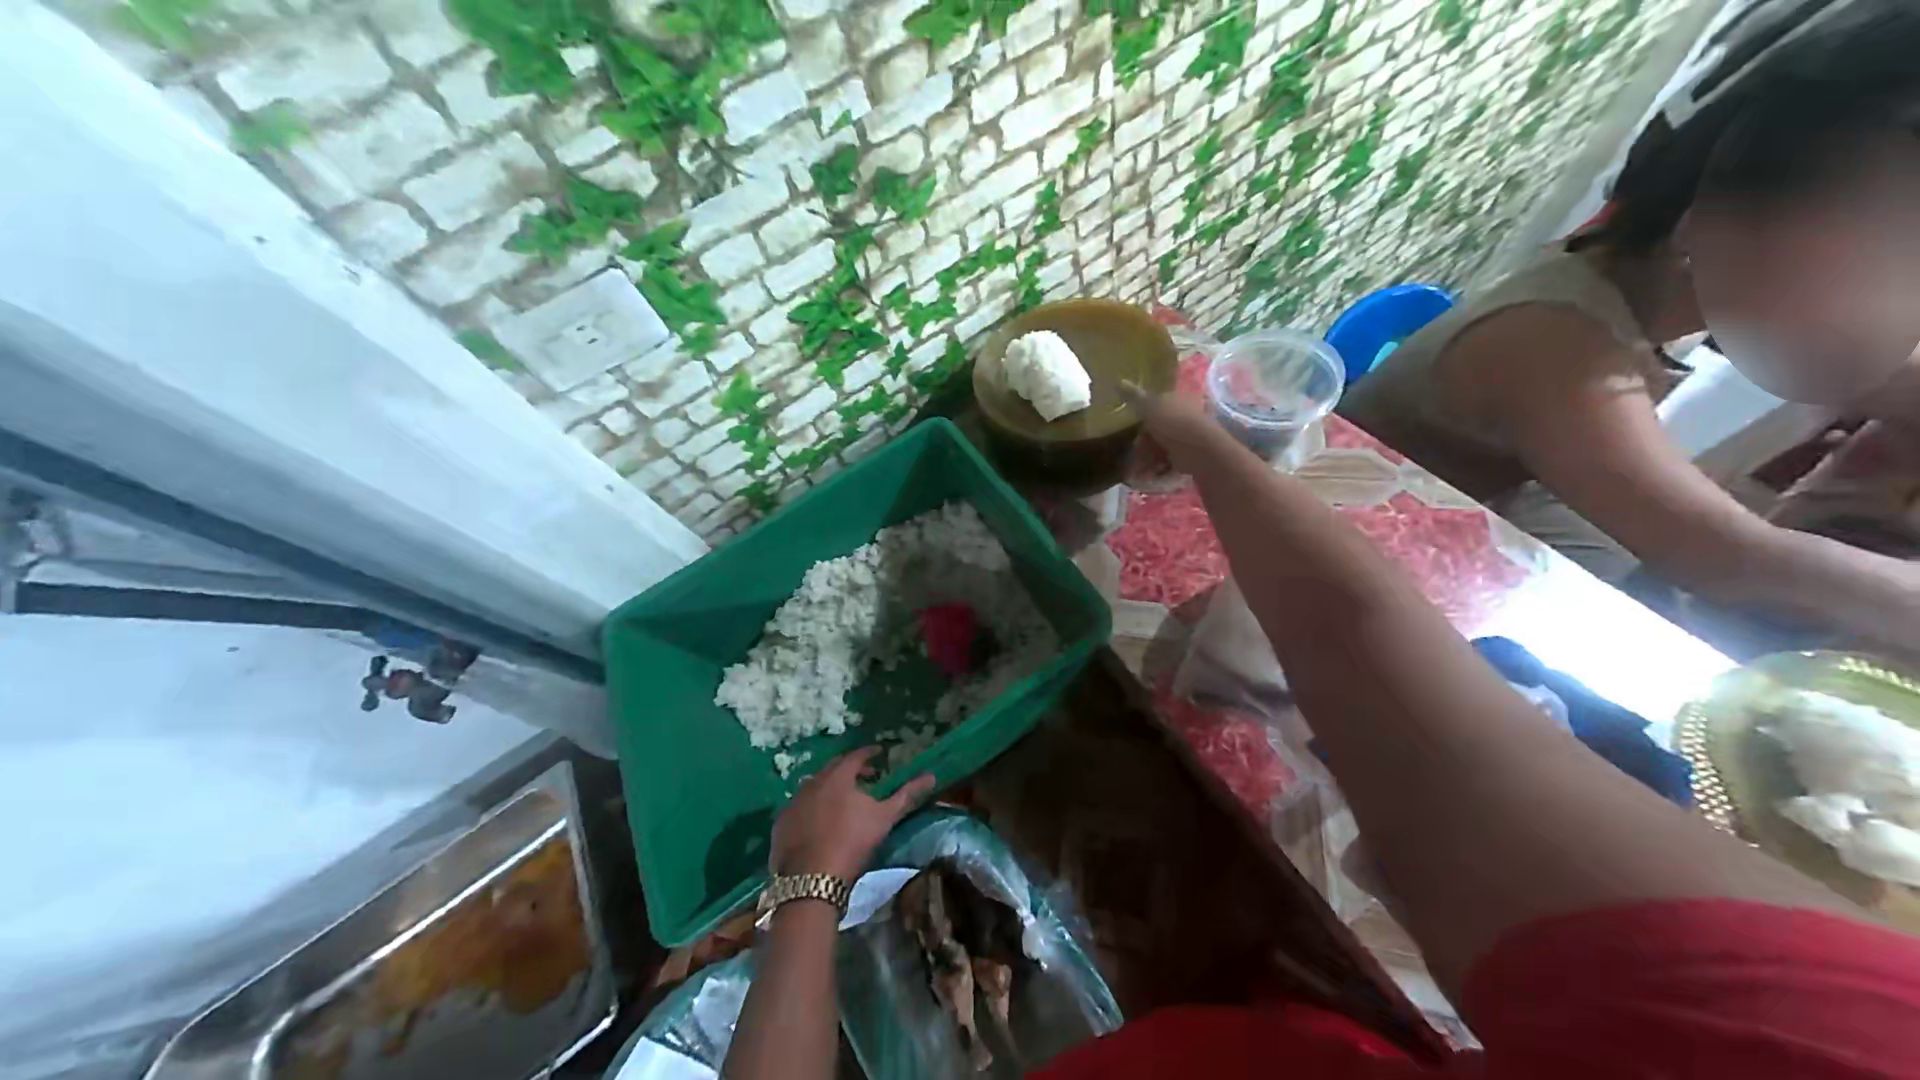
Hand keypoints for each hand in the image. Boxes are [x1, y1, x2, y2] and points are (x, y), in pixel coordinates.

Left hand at [771, 748, 935, 879]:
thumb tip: (931, 775)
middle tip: (864, 777)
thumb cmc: (852, 842)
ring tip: (842, 800)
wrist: (812, 878)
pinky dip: (811, 807)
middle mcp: (812, 782)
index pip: (855, 756)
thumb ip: (907, 794)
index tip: (879, 753)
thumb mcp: (884, 817)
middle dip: (849, 769)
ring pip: (814, 786)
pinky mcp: (781, 823)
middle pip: (833, 768)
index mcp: (838, 777)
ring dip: (829, 788)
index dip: (868, 753)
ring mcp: (793, 803)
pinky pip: (799, 807)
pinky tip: (819, 822)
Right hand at [1120, 379, 1227, 475]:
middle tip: (1133, 451)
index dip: (1142, 416)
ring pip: (1160, 447)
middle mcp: (1184, 417)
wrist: (1198, 450)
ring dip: (1147, 458)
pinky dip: (1157, 469)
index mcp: (1177, 400)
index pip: (1156, 406)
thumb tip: (1118, 382)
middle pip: (1157, 429)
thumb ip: (1134, 397)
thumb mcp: (1149, 407)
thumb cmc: (1173, 422)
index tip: (1129, 428)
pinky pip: (1167, 463)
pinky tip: (1148, 475)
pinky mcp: (1188, 458)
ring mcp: (1186, 439)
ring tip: (1137, 469)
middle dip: (1142, 443)